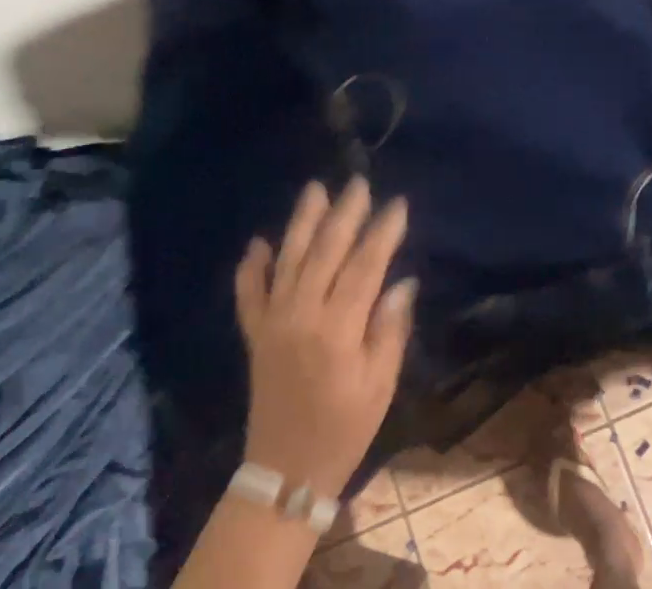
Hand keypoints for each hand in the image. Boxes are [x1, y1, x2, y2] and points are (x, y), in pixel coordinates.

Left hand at [233, 178, 416, 499]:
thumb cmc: (346, 428)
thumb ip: (390, 330)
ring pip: (287, 261)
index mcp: (338, 329)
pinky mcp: (255, 334)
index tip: (398, 204)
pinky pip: (249, 293)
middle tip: (359, 182)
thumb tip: (403, 282)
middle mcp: (301, 315)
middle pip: (325, 252)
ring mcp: (273, 322)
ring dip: (302, 223)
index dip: (383, 233)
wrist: (287, 469)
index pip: (365, 266)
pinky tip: (258, 242)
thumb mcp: (381, 384)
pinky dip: (251, 266)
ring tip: (315, 189)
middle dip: (344, 215)